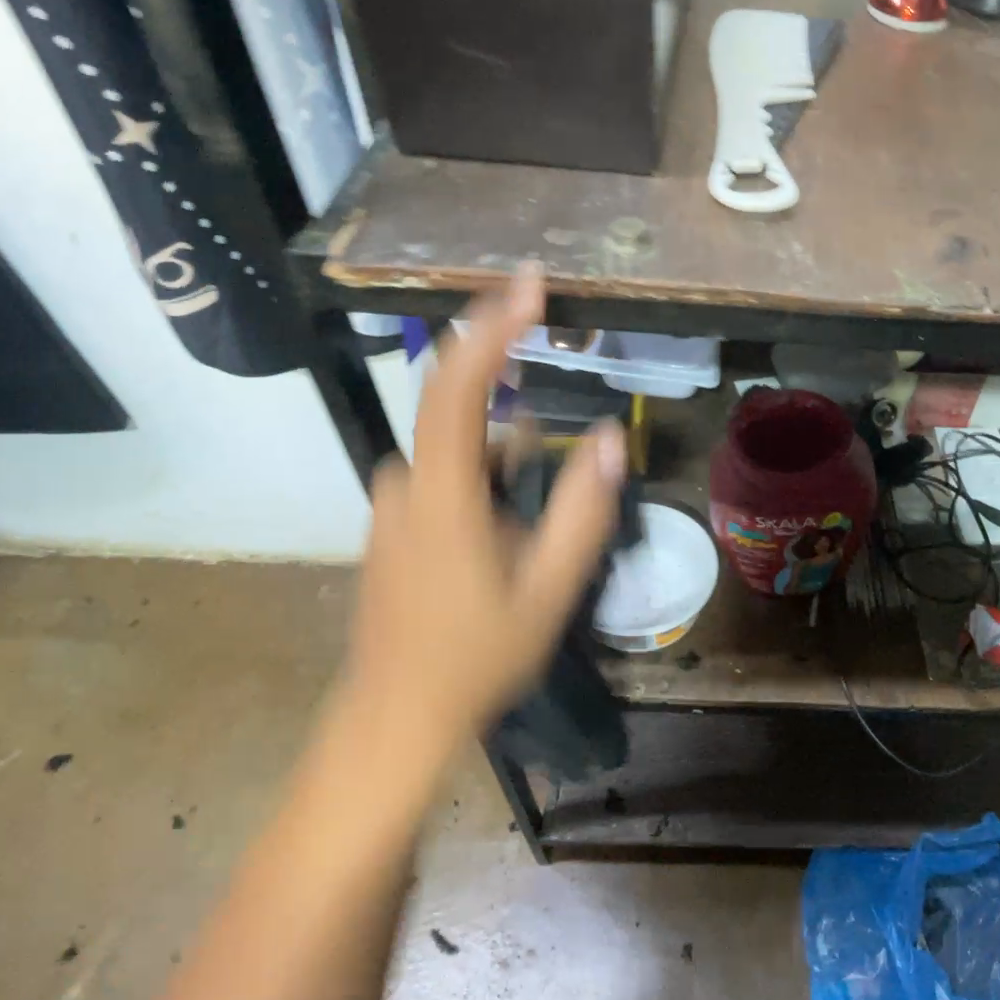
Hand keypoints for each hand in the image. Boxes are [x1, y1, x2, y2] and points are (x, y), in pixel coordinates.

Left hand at [344, 262, 625, 747]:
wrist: (394, 717)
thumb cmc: (476, 657)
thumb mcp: (549, 590)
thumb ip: (582, 510)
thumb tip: (609, 438)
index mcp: (441, 494)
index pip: (457, 385)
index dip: (493, 325)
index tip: (530, 282)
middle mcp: (404, 484)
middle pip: (456, 409)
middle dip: (506, 385)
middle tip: (554, 386)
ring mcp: (390, 506)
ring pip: (454, 451)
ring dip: (500, 451)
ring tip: (537, 502)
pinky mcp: (391, 525)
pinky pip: (441, 477)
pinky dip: (481, 476)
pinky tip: (509, 520)